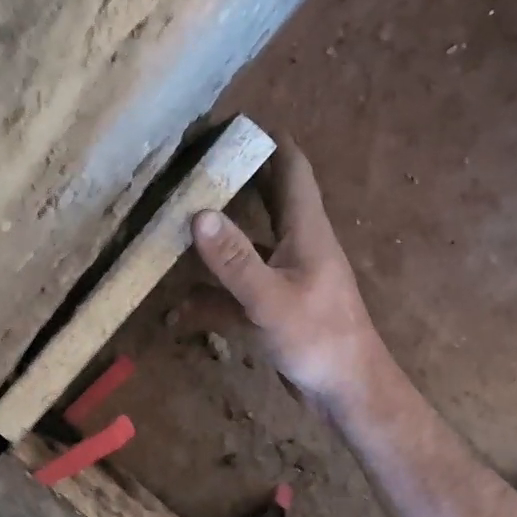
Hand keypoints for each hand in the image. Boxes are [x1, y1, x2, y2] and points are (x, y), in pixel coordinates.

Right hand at [190, 140, 382, 407]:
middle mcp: (296, 247)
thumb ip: (234, 259)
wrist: (347, 392)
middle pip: (263, 202)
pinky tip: (177, 309)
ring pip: (244, 250)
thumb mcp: (271, 299)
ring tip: (170, 229)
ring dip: (213, 242)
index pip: (290, 169)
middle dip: (230, 185)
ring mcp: (284, 280)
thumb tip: (198, 213)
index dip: (266, 141)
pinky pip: (235, 295)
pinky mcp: (274, 312)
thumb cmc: (320, 340)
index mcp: (306, 231)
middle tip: (187, 170)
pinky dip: (210, 297)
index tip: (227, 124)